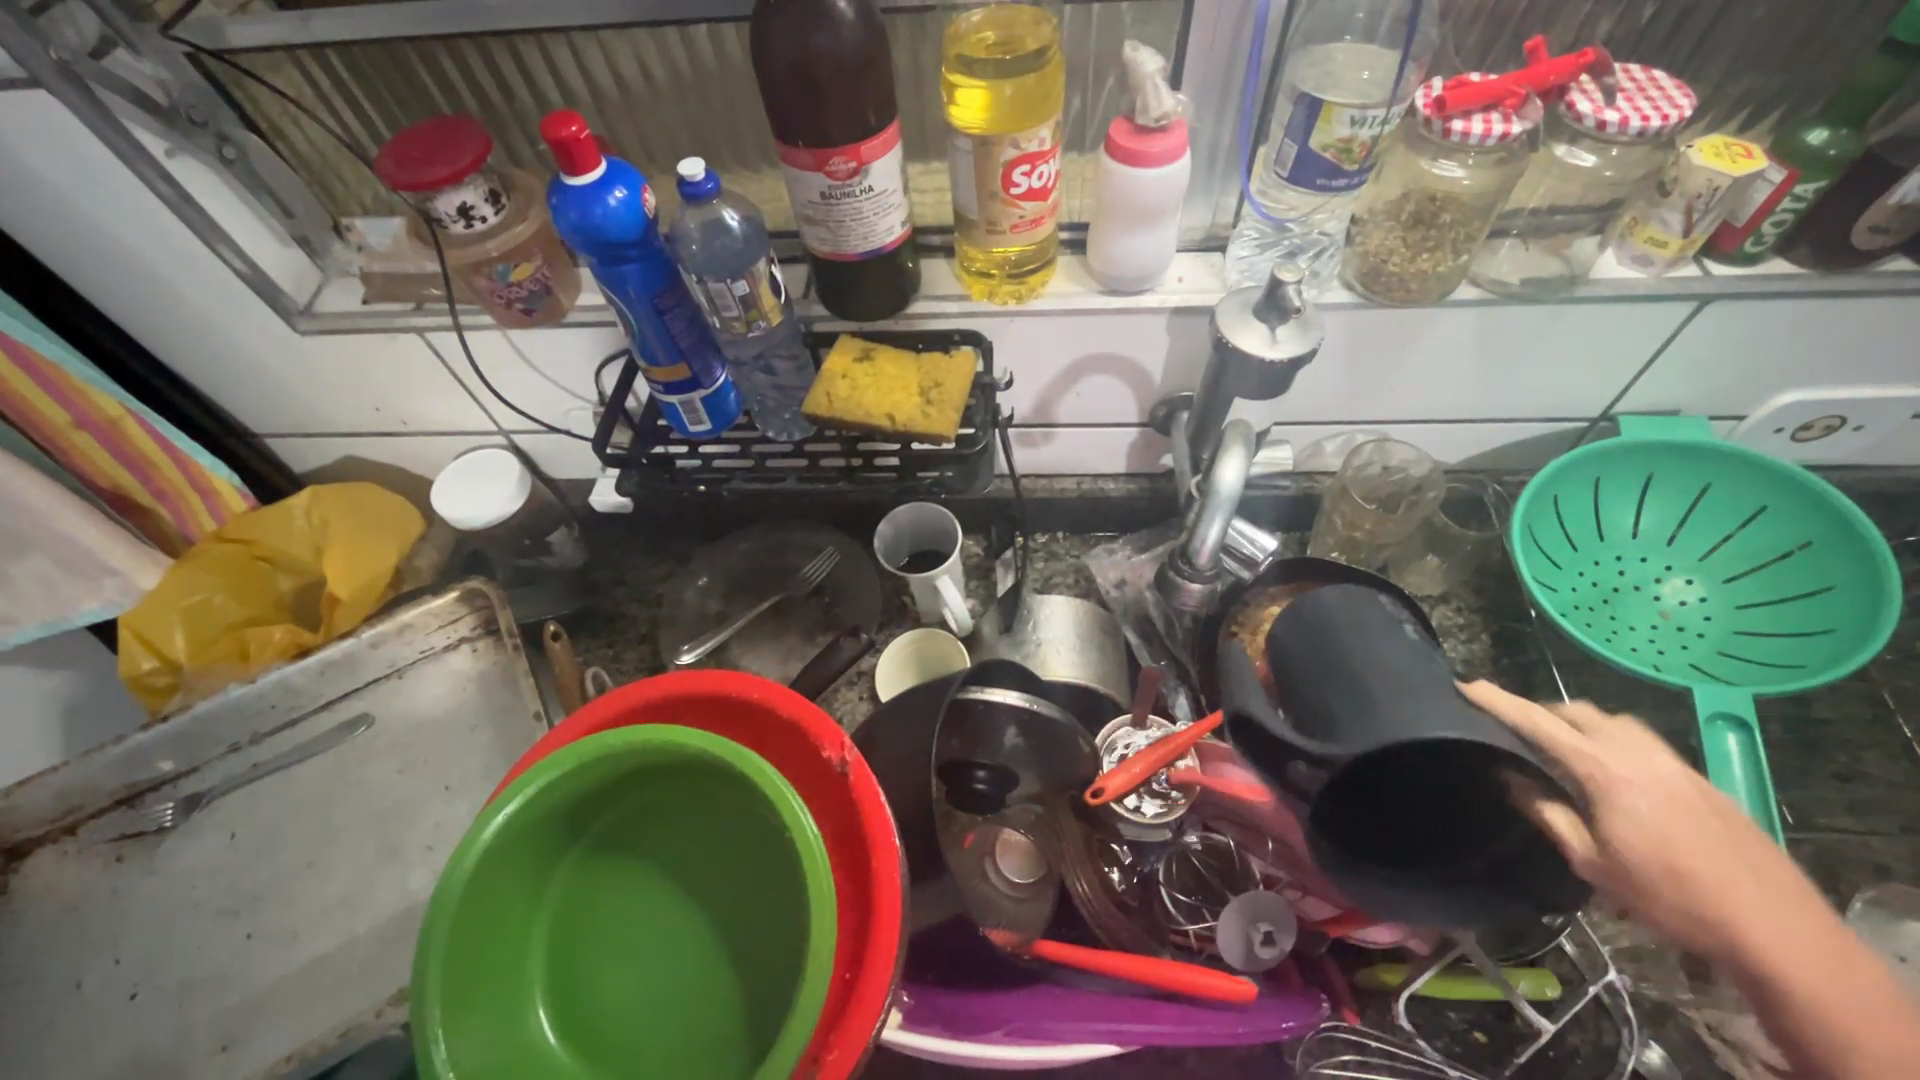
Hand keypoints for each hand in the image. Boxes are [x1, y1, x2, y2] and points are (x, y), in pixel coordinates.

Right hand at [1460, 680, 1825, 963]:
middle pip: (1579, 712)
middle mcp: (1638, 753)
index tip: (1465, 684)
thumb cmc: (1668, 897)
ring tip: (1560, 748)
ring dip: (1580, 724)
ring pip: (1615, 722)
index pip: (1538, 723)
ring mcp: (1675, 763)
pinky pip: (1642, 742)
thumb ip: (1548, 813)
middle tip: (1512, 729)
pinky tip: (1611, 777)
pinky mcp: (1699, 779)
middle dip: (1541, 711)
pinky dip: (1612, 742)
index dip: (1498, 701)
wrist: (1771, 924)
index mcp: (1604, 770)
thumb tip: (1508, 777)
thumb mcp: (1592, 863)